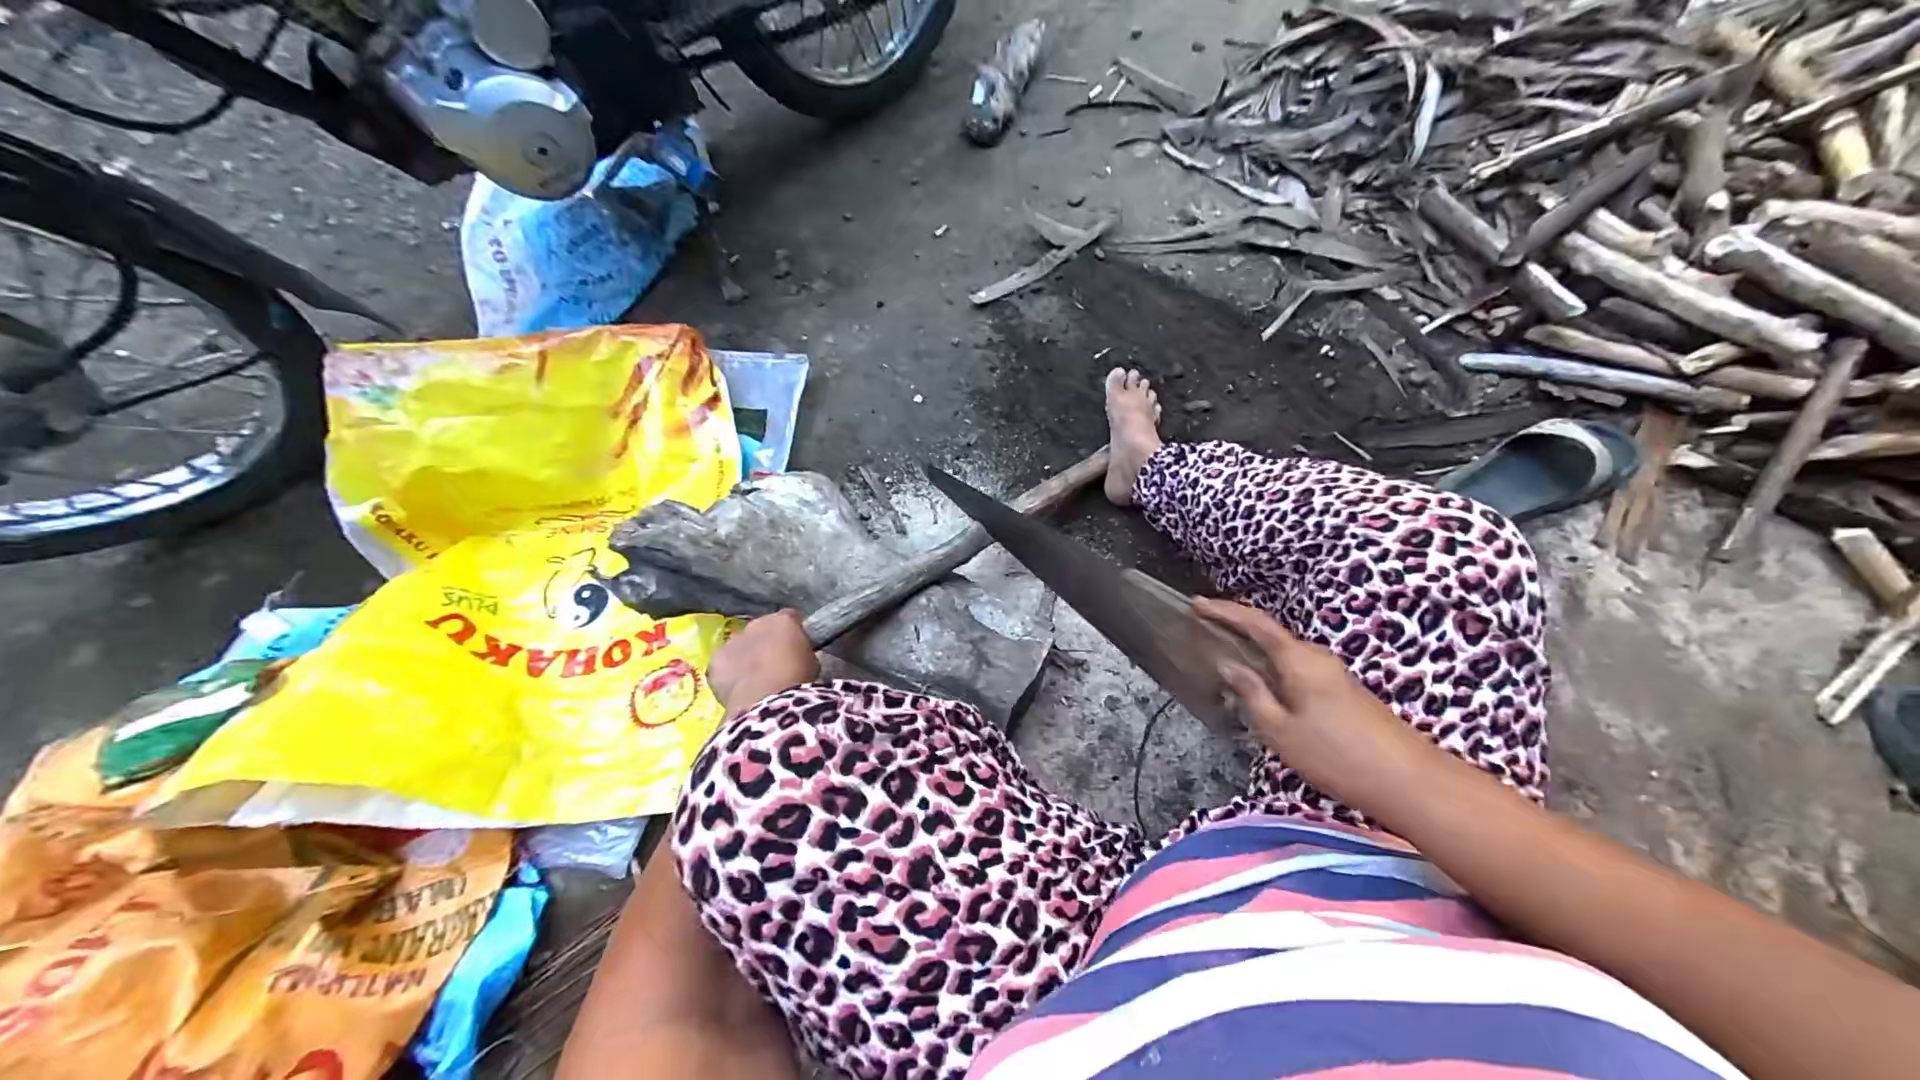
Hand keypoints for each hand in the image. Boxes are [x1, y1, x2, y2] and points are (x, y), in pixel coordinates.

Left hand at [707, 610, 818, 713]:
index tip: (798, 645)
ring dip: (747, 657)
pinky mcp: (716, 662)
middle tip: (776, 664)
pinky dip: (730, 673)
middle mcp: (755, 625)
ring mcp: (732, 642)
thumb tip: (799, 656)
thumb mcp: (812, 663)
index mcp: (782, 621)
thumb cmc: (797, 678)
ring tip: (756, 679)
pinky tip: (738, 688)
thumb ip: (803, 653)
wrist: (766, 698)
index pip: (791, 617)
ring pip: (740, 646)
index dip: (794, 631)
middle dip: (767, 642)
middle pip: (762, 629)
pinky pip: (724, 664)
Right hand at [1193, 597, 1425, 799]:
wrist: (1409, 782)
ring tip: (1224, 659)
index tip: (1196, 604)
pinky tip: (1260, 688)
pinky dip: (1271, 668)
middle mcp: (1317, 659)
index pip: (1256, 624)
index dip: (1224, 611)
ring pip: (1284, 654)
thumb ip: (1251, 693)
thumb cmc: (1336, 755)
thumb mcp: (1279, 729)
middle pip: (1271, 635)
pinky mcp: (1341, 692)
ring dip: (1254, 651)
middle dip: (1237, 629)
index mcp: (1299, 660)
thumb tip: (1229, 666)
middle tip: (1205, 630)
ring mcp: (1332, 675)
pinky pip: (1296, 669)